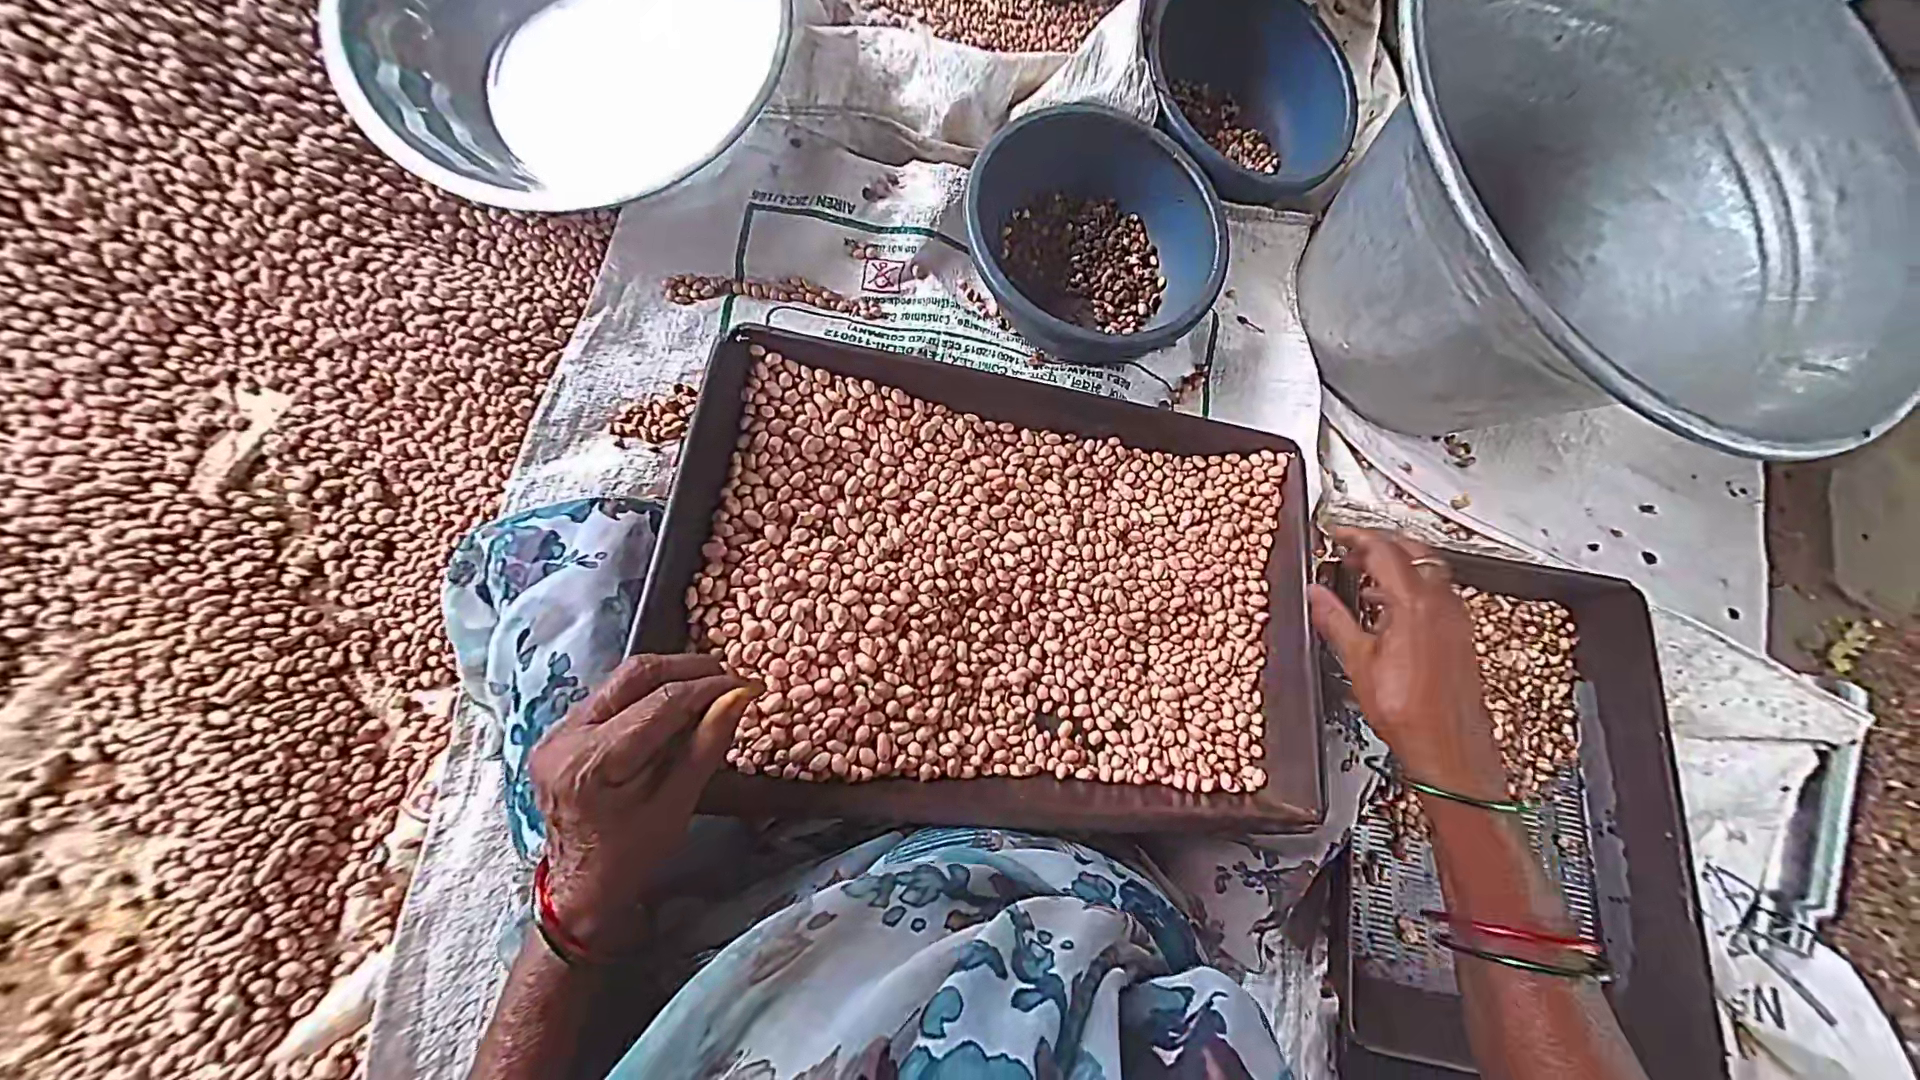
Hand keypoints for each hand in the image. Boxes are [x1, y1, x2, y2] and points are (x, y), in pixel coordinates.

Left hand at [529, 653, 756, 954]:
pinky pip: (615, 693)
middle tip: (730, 676)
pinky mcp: (563, 730)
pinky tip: (680, 699)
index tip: (745, 685)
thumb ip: (707, 744)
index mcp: (592, 764)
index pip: (661, 702)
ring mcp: (559, 731)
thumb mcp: (678, 804)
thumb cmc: (631, 856)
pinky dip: (653, 688)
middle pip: (636, 674)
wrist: (578, 887)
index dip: (709, 687)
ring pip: (624, 677)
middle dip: (690, 668)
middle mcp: (565, 738)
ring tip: (711, 684)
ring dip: (673, 673)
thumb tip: (740, 695)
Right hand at [1307, 527, 1506, 798]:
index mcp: (1415, 605)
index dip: (1356, 537)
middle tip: (1348, 547)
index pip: (1385, 551)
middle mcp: (1442, 605)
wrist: (1450, 748)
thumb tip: (1315, 594)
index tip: (1336, 533)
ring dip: (1394, 563)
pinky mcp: (1459, 634)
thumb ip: (1334, 620)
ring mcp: (1455, 619)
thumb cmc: (1408, 712)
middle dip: (1378, 543)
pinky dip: (1408, 585)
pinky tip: (1384, 604)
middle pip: (1413, 551)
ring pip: (1427, 569)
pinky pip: (1435, 592)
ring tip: (1360, 573)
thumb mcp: (1357, 662)